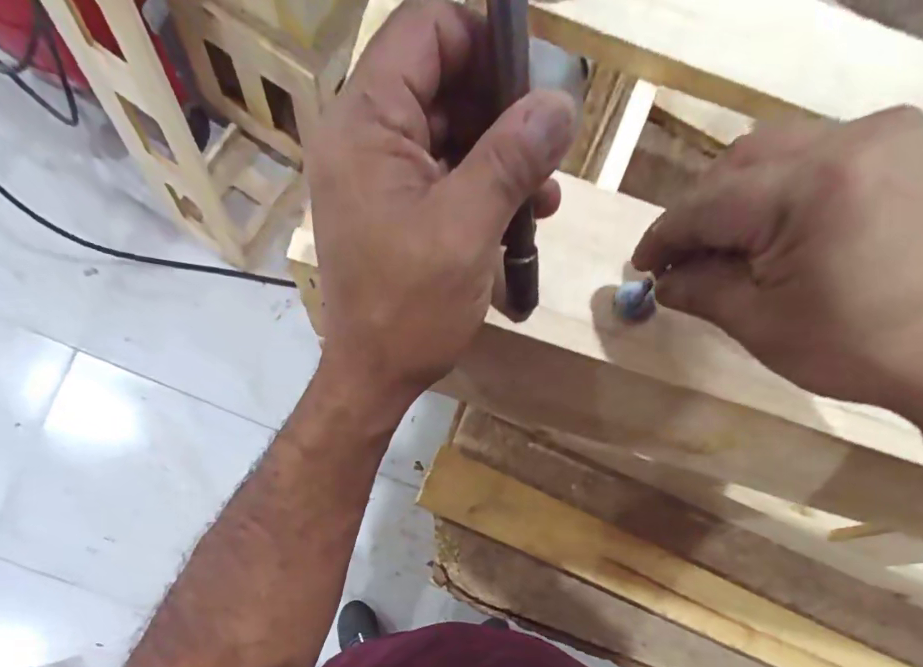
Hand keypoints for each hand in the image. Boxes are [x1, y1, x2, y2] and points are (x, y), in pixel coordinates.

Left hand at [305, 0, 574, 418]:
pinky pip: (443, 172)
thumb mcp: (467, 228)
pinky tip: (526, 212)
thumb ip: (510, 158)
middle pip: (439, 79)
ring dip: (501, 151)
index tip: (535, 78)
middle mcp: (363, 135)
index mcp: (366, 124)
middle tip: (549, 141)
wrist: (375, 375)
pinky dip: (484, 183)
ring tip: (546, 189)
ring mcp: (376, 173)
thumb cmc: (411, 308)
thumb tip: (559, 102)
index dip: (485, 40)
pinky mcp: (393, 206)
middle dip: (501, 105)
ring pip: (448, 129)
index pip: (425, 31)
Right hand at [630, 109, 922, 424]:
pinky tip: (789, 230)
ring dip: (746, 195)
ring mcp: (889, 134)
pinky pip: (827, 153)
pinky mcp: (912, 146)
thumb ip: (706, 292)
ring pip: (784, 151)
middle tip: (686, 261)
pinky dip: (792, 187)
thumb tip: (662, 280)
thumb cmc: (866, 350)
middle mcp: (850, 136)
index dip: (665, 234)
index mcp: (811, 185)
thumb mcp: (768, 328)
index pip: (709, 202)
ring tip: (735, 248)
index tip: (639, 264)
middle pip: (743, 162)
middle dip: (705, 211)